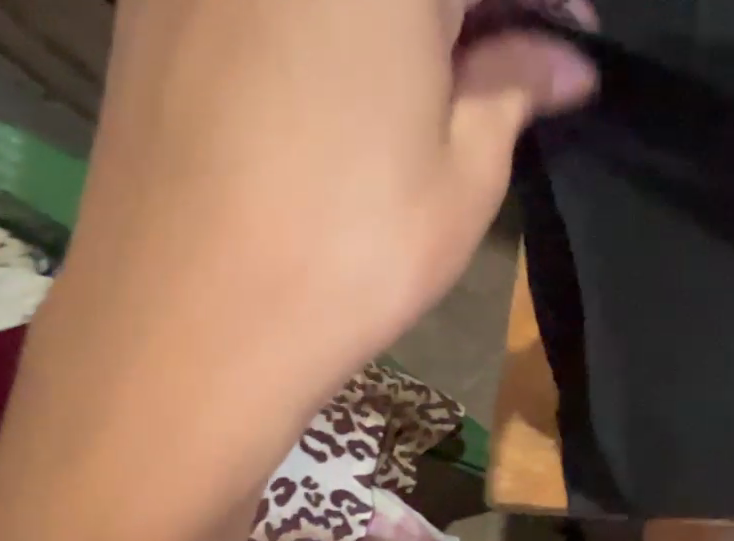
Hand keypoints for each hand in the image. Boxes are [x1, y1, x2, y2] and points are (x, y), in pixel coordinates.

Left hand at [6, 0, 594, 502]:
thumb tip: (566, 59)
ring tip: (448, 80)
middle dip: (480, 4)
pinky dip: (339, 21)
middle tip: (521, 64)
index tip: (575, 44)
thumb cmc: (358, 246)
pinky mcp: (158, 1)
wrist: (193, 315)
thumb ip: (515, 87)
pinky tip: (362, 79)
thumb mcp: (466, 172)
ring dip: (412, 18)